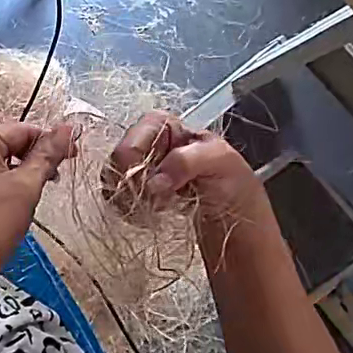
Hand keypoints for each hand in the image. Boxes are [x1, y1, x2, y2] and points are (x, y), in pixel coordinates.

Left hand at [0, 122, 77, 287]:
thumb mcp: (26, 187)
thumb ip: (47, 155)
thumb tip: (68, 128)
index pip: (23, 129)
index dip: (51, 141)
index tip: (74, 155)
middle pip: (14, 143)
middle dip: (39, 158)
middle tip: (59, 177)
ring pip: (7, 162)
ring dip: (28, 173)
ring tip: (41, 192)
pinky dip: (14, 186)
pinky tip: (24, 202)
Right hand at [105, 111, 264, 223]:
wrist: (238, 224)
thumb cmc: (235, 187)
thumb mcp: (221, 162)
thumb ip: (187, 161)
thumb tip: (154, 181)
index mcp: (171, 128)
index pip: (142, 128)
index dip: (137, 150)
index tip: (145, 180)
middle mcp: (152, 145)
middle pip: (122, 153)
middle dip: (131, 178)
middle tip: (150, 200)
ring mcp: (142, 171)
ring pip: (114, 175)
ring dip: (126, 195)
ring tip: (151, 210)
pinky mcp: (137, 195)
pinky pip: (116, 196)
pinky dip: (125, 208)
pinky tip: (145, 216)